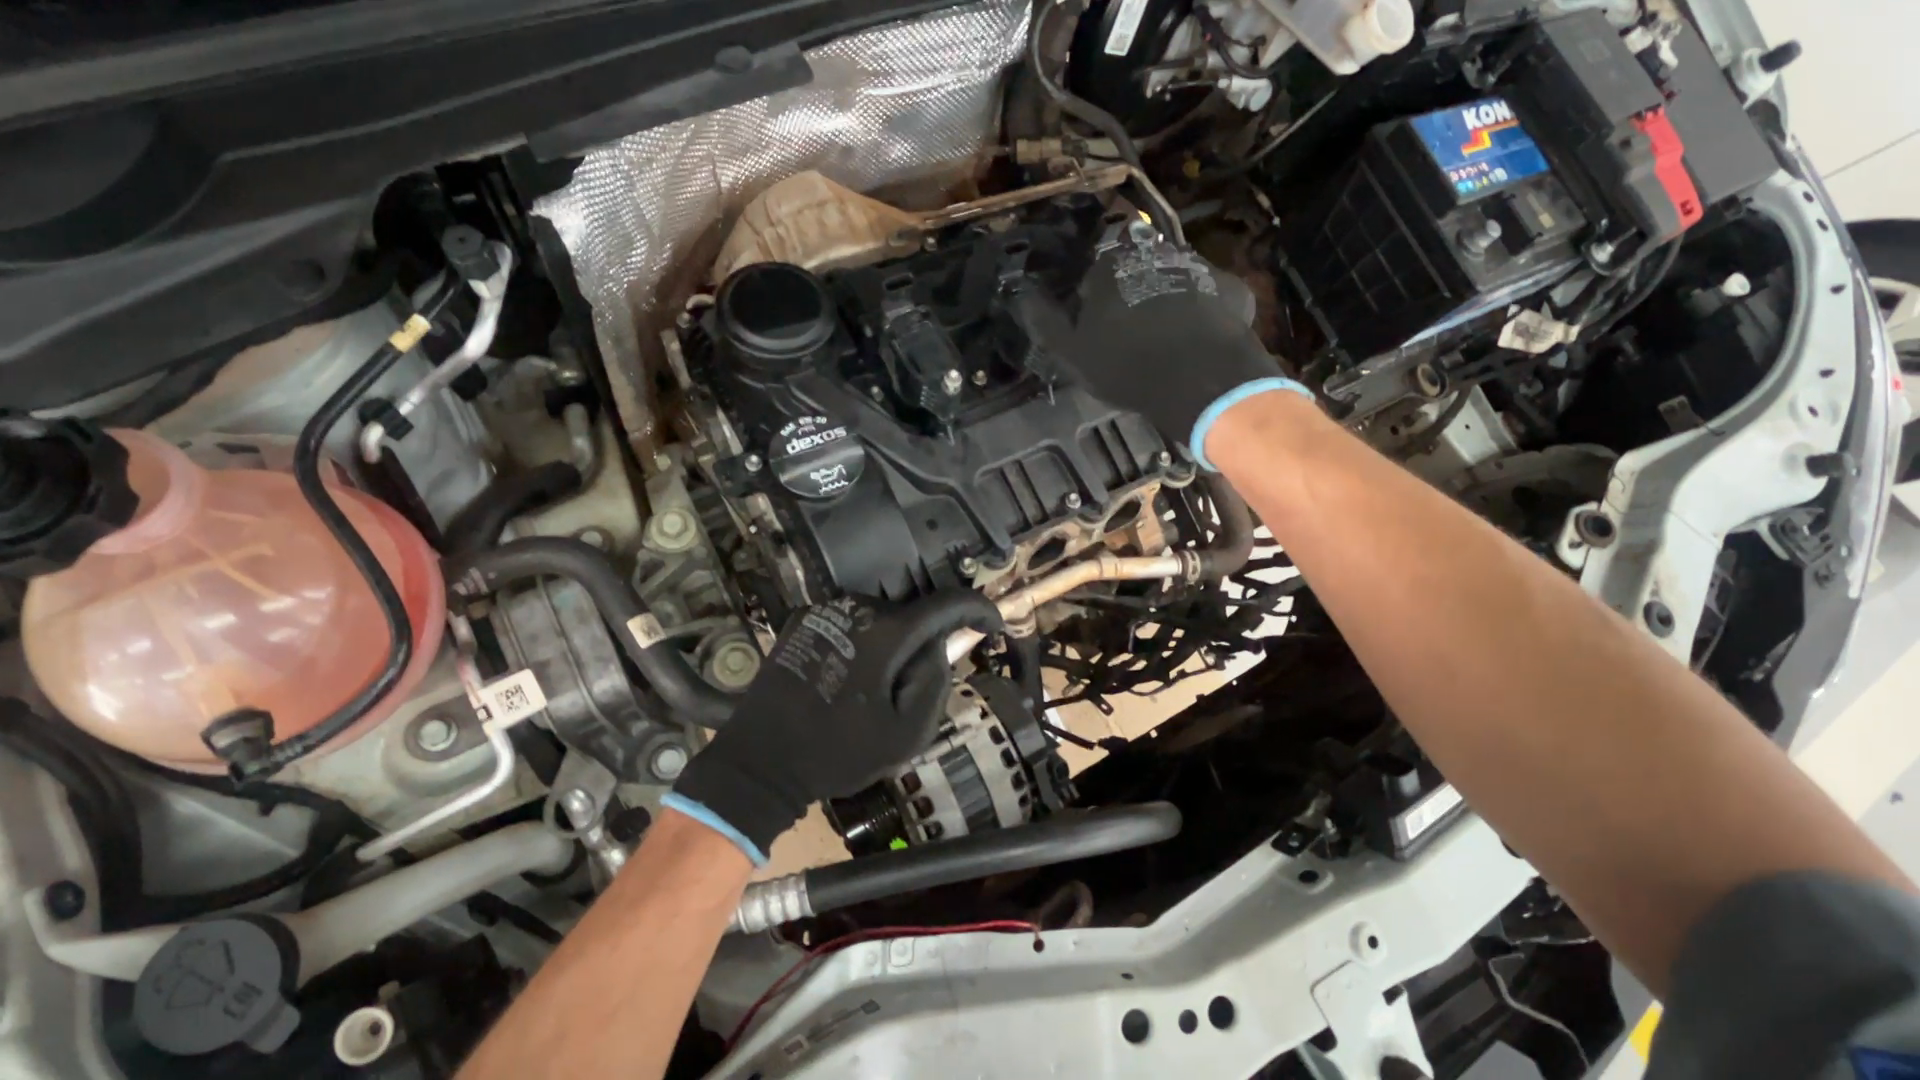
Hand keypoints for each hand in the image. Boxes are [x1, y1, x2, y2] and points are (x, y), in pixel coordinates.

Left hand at [662, 591, 1001, 862]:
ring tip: (877, 691)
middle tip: (915, 688)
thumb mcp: (907, 733)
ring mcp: (823, 612)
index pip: (946, 604)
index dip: (978, 610)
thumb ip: (935, 680)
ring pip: (879, 619)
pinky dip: (863, 643)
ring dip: (891, 643)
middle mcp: (854, 608)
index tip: (991, 625)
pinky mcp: (801, 622)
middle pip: (910, 613)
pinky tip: (850, 681)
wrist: (760, 762)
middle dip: (924, 641)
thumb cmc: (837, 752)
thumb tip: (940, 645)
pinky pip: (850, 625)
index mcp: (885, 633)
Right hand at [1055, 223, 1311, 467]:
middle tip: (1131, 331)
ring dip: (1169, 297)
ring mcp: (1199, 266)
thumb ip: (1044, 319)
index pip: (1093, 271)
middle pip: (1136, 269)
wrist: (1201, 379)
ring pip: (1175, 278)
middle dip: (1132, 291)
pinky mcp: (1231, 288)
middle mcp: (1154, 252)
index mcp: (1110, 264)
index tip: (1095, 325)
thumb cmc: (1127, 365)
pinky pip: (1211, 296)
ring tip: (1167, 337)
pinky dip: (1204, 311)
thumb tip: (1022, 292)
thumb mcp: (1071, 351)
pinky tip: (1200, 339)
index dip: (1092, 298)